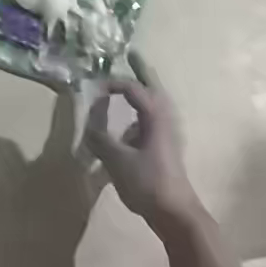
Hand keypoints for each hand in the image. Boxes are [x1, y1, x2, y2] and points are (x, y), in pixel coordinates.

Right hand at [85, 59, 201, 228]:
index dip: (114, 82)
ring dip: (143, 90)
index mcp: (155, 116)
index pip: (133, 88)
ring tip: (128, 86)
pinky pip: (153, 119)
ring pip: (156, 103)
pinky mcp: (167, 146)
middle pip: (152, 86)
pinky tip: (130, 127)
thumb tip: (90, 127)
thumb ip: (101, 140)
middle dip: (141, 70)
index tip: (96, 85)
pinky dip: (142, 112)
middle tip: (131, 54)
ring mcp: (168, 132)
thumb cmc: (148, 182)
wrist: (175, 212)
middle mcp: (165, 118)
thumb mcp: (118, 161)